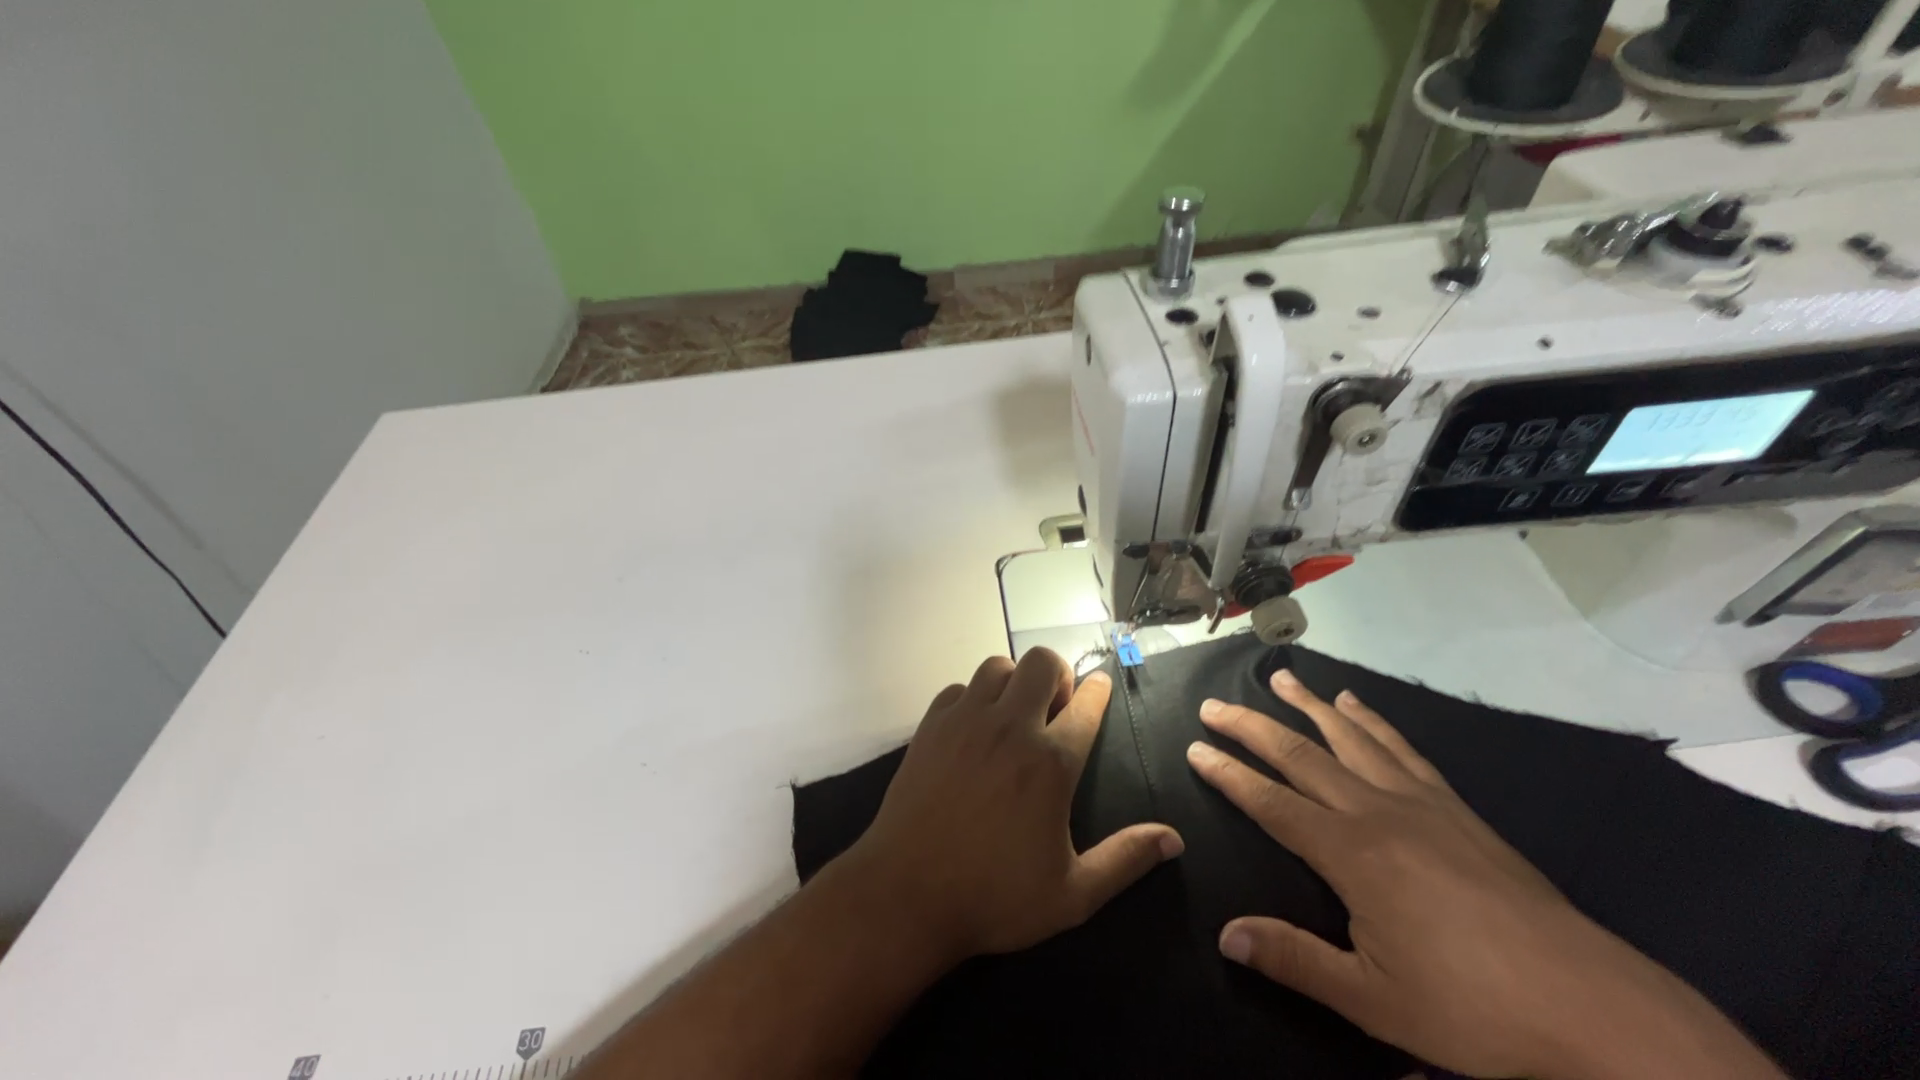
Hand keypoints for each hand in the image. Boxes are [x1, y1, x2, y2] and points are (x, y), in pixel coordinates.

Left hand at [839, 648, 1183, 961]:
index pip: (1086, 705)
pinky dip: (971, 698)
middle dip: (1057, 675)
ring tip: (1015, 714)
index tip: (1101, 687)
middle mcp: (1009, 728)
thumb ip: (1125, 859)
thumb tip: (1174, 840)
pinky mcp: (928, 729)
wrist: (905, 895)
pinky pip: (956, 689)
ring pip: (996, 666)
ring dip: (1013, 681)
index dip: (1098, 691)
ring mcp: (964, 723)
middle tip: (1055, 709)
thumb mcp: (1072, 894)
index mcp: (1050, 763)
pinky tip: (973, 730)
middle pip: (1041, 663)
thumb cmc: (993, 898)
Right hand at [1186, 669, 1785, 1079]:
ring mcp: (1423, 805)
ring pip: (1353, 740)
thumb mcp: (1372, 1000)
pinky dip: (1375, 723)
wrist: (1590, 1003)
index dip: (1228, 774)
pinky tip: (1359, 708)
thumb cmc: (1471, 1007)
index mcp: (1352, 856)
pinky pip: (1404, 751)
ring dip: (1312, 707)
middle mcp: (1380, 814)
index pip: (1272, 804)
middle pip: (1302, 757)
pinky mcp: (1458, 810)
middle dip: (1253, 728)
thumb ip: (1295, 959)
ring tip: (1284, 678)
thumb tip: (1226, 935)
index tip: (1194, 748)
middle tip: (1215, 704)